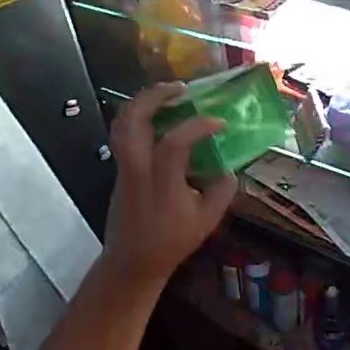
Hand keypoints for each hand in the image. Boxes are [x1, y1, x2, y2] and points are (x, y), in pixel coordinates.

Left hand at [100, 82, 237, 285]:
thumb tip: (231, 169)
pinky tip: (155, 115)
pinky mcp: (119, 168)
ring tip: (166, 94)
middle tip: (180, 88)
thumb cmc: (170, 242)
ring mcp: (124, 166)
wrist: (132, 261)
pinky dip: (137, 116)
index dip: (198, 126)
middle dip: (155, 96)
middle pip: (134, 120)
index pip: (175, 142)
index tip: (219, 123)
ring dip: (142, 102)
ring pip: (121, 123)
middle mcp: (138, 168)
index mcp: (161, 183)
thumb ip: (221, 192)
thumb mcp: (206, 221)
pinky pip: (122, 132)